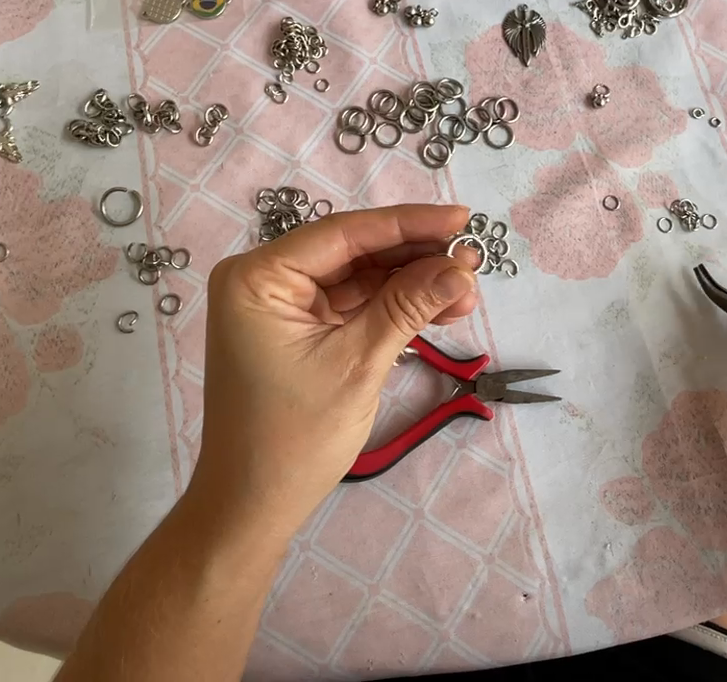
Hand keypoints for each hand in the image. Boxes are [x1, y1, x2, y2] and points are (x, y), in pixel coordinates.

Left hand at [191, 204, 479, 535]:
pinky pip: (356, 304)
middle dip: (415, 257)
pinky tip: (442, 307)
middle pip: (355, 252)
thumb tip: (460, 268)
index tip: (460, 218)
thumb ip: (408, 306)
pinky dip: (396, 306)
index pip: (344, 233)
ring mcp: (285, 305)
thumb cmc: (294, 438)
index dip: (407, 223)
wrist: (255, 508)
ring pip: (361, 277)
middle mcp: (267, 280)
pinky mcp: (303, 328)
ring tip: (466, 289)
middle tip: (471, 258)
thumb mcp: (358, 363)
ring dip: (413, 283)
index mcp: (259, 277)